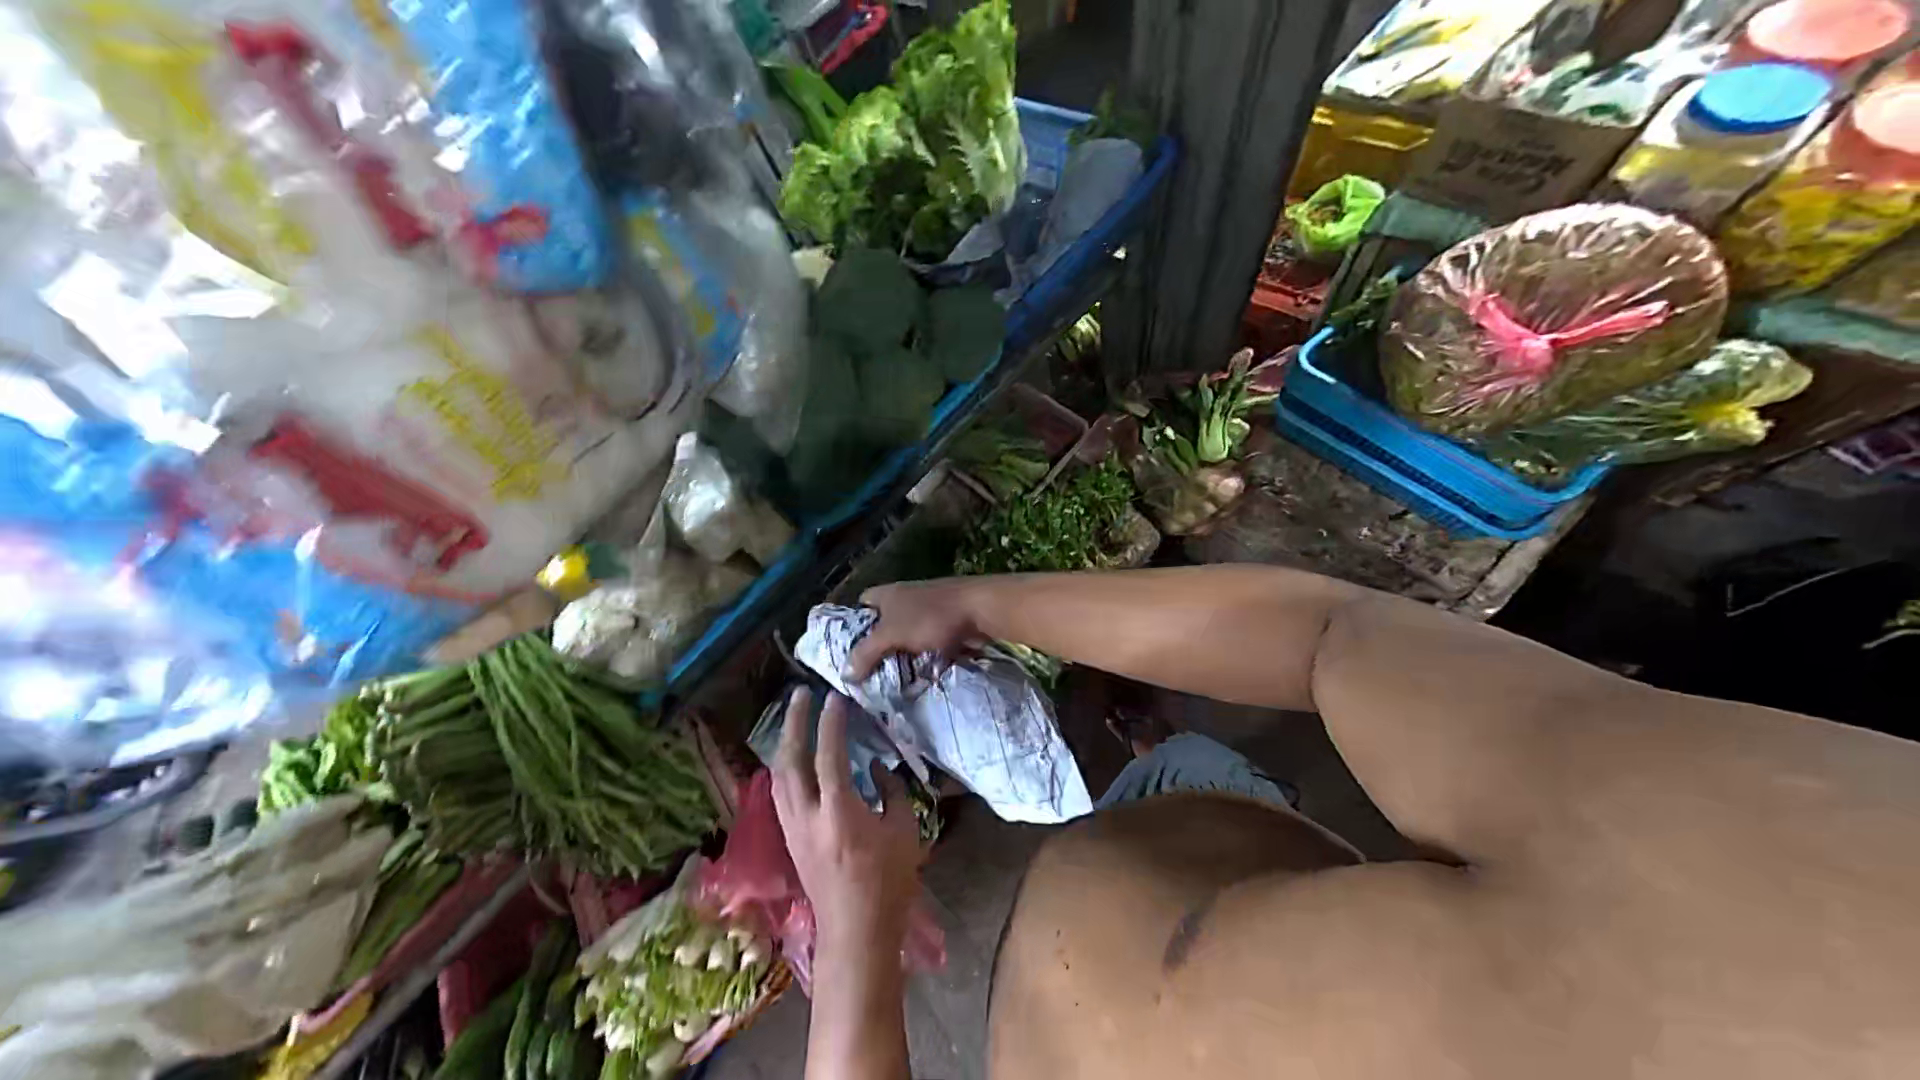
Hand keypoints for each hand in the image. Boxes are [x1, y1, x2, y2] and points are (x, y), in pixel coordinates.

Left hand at [771, 689, 924, 953]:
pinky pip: (781, 793)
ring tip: (793, 718)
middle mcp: (808, 817)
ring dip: (785, 742)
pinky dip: (785, 767)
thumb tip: (875, 767)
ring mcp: (793, 830)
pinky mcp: (790, 840)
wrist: (856, 933)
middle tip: (800, 694)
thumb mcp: (903, 831)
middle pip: (790, 761)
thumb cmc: (888, 883)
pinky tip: (792, 757)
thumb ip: (890, 792)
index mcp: (840, 814)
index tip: (834, 697)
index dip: (830, 723)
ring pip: (779, 776)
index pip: (829, 756)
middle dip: (793, 723)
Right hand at [848, 578, 987, 679]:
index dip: (853, 625)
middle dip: (879, 647)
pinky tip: (920, 676)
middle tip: (870, 674)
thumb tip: (845, 674)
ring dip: (903, 655)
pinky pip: (928, 644)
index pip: (861, 604)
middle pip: (884, 624)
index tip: (851, 651)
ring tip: (893, 681)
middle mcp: (905, 598)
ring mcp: (927, 611)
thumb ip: (867, 653)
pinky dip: (924, 657)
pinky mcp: (946, 624)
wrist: (979, 610)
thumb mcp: (891, 635)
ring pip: (907, 636)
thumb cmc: (930, 617)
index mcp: (887, 594)